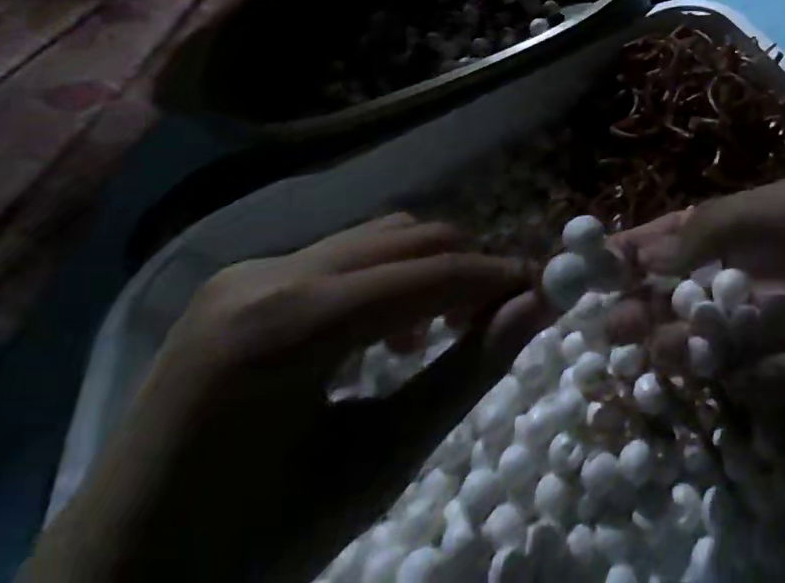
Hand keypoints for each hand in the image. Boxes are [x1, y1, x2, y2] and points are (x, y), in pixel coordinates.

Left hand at [21, 215, 543, 582]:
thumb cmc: (251, 548)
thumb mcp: (375, 467)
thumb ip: (465, 376)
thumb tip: (538, 308)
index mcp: (289, 325)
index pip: (429, 274)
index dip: (500, 278)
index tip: (551, 293)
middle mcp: (263, 275)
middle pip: (406, 237)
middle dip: (469, 267)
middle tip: (506, 316)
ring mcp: (241, 273)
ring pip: (372, 238)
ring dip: (426, 270)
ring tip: (446, 331)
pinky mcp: (233, 285)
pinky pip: (334, 258)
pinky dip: (382, 280)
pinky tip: (384, 335)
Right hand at [617, 179, 784, 467]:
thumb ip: (724, 231)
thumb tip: (645, 256)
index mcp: (775, 215)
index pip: (690, 228)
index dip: (639, 244)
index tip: (585, 266)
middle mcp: (783, 266)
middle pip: (700, 283)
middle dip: (648, 299)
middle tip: (591, 325)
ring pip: (726, 335)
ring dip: (680, 344)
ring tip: (627, 357)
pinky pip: (769, 383)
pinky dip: (734, 387)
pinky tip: (697, 391)